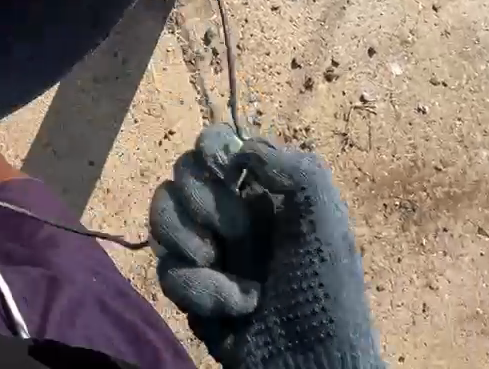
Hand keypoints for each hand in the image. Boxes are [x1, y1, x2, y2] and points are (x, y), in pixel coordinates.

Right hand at [150, 125, 384, 368]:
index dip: (210, 149)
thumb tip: (241, 148)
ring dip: (189, 241)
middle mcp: (226, 209)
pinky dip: (200, 289)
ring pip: (162, 213)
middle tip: (237, 233)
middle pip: (181, 172)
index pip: (215, 142)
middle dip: (202, 201)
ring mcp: (204, 246)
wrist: (310, 366)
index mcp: (259, 188)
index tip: (224, 170)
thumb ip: (293, 167)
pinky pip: (167, 268)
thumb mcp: (326, 221)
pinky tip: (232, 307)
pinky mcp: (189, 286)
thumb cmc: (323, 290)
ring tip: (220, 266)